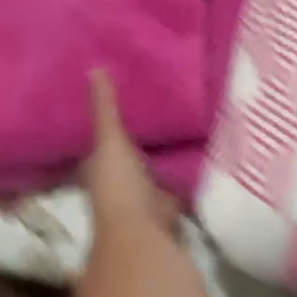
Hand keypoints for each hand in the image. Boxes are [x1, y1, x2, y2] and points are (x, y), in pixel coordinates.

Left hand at [82, 69, 177, 231]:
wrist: (142, 229)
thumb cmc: (117, 183)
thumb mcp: (109, 139)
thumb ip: (105, 107)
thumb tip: (94, 67)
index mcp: (98, 166)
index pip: (98, 142)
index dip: (106, 125)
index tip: (122, 101)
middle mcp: (118, 181)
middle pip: (129, 155)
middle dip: (140, 139)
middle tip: (160, 105)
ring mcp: (143, 196)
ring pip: (153, 168)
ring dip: (163, 155)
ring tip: (185, 121)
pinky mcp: (167, 205)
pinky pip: (177, 182)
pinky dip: (186, 172)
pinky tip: (202, 150)